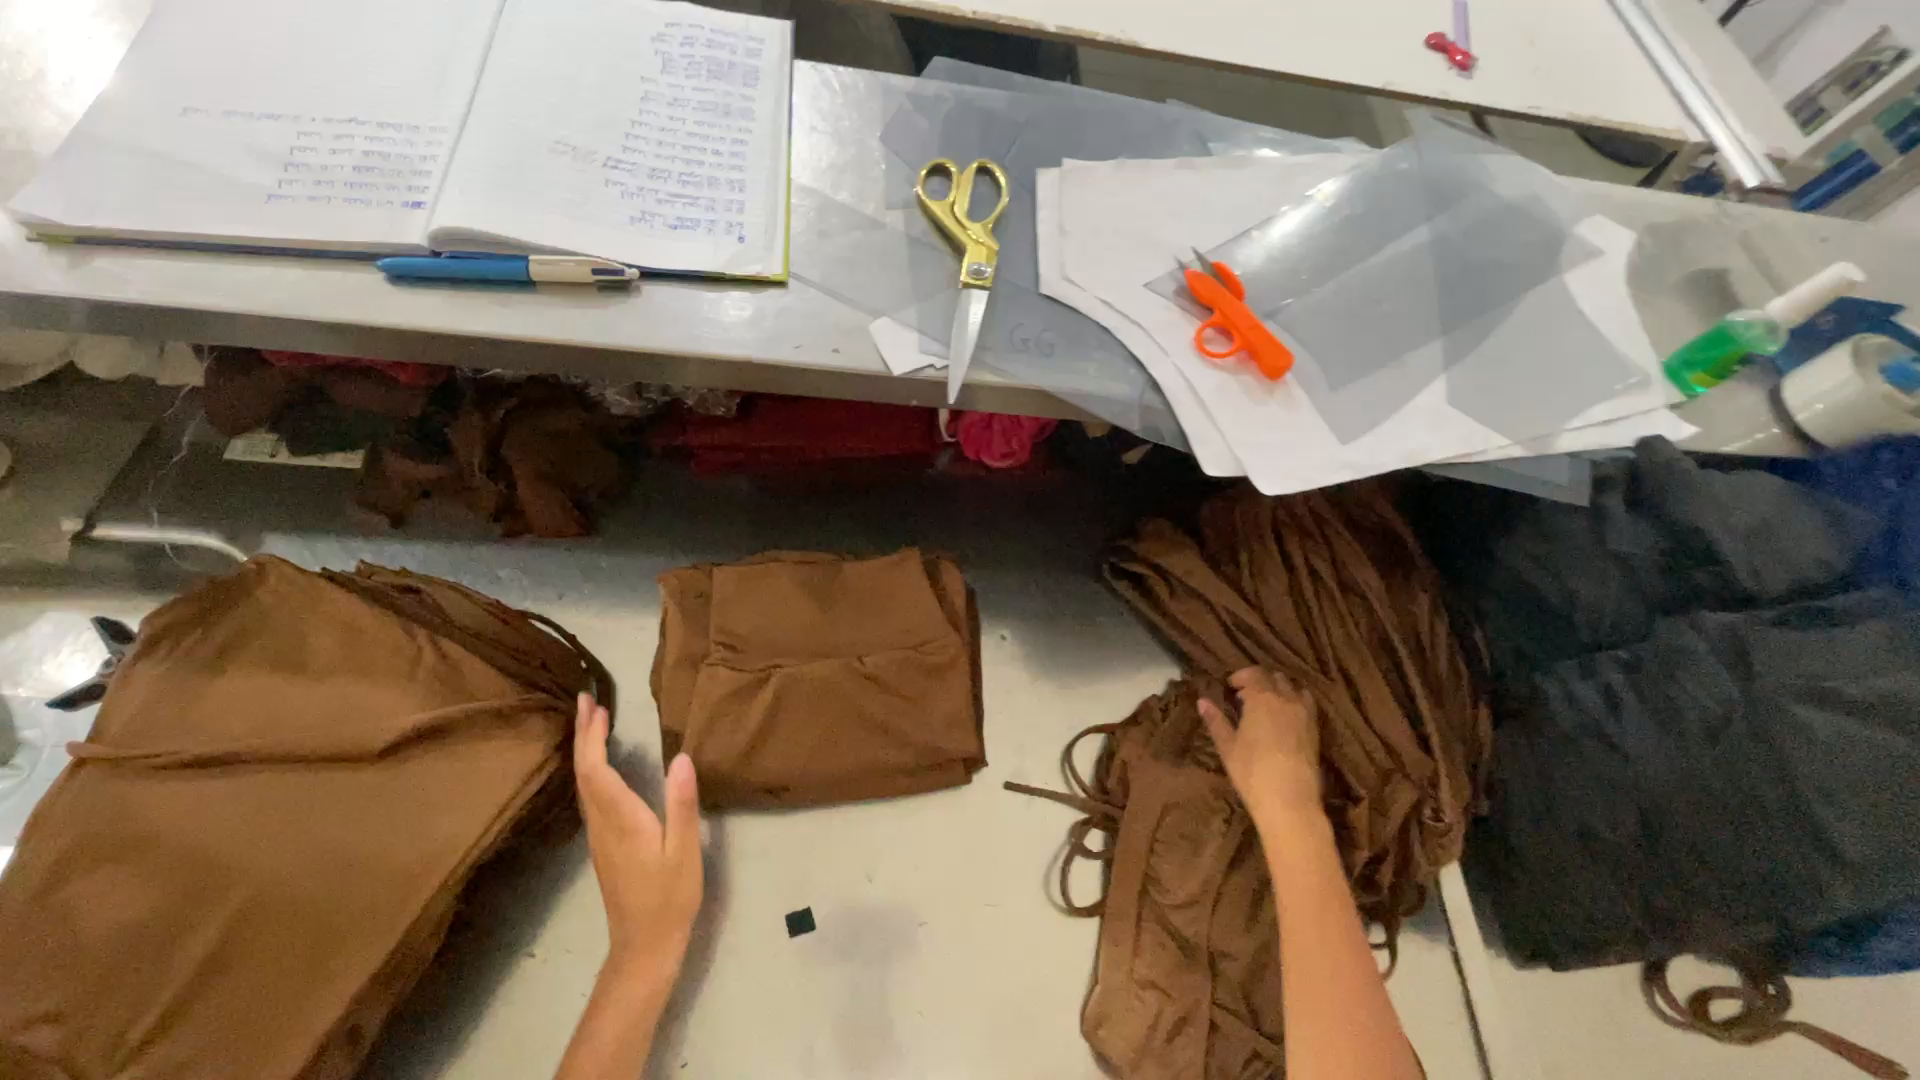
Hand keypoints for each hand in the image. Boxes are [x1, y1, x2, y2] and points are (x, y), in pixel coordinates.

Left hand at [572, 693, 703, 979]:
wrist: (644, 946)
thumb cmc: (670, 897)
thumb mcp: (685, 850)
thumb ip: (682, 804)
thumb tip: (682, 757)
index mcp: (621, 820)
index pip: (595, 769)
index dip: (591, 736)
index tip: (595, 705)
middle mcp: (602, 824)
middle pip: (583, 772)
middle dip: (583, 734)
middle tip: (587, 700)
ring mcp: (599, 836)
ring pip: (584, 784)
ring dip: (585, 750)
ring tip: (594, 723)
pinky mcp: (604, 845)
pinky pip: (591, 796)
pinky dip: (592, 770)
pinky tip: (603, 766)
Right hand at [1199, 667, 1323, 827]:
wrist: (1290, 800)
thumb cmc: (1252, 772)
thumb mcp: (1227, 746)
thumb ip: (1216, 721)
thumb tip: (1202, 701)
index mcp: (1261, 699)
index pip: (1253, 674)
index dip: (1240, 676)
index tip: (1230, 686)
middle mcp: (1285, 699)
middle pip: (1274, 678)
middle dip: (1259, 681)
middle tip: (1245, 696)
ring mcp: (1304, 714)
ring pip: (1293, 688)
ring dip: (1279, 689)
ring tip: (1267, 704)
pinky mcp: (1315, 730)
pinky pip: (1307, 703)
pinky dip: (1295, 701)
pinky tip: (1285, 717)